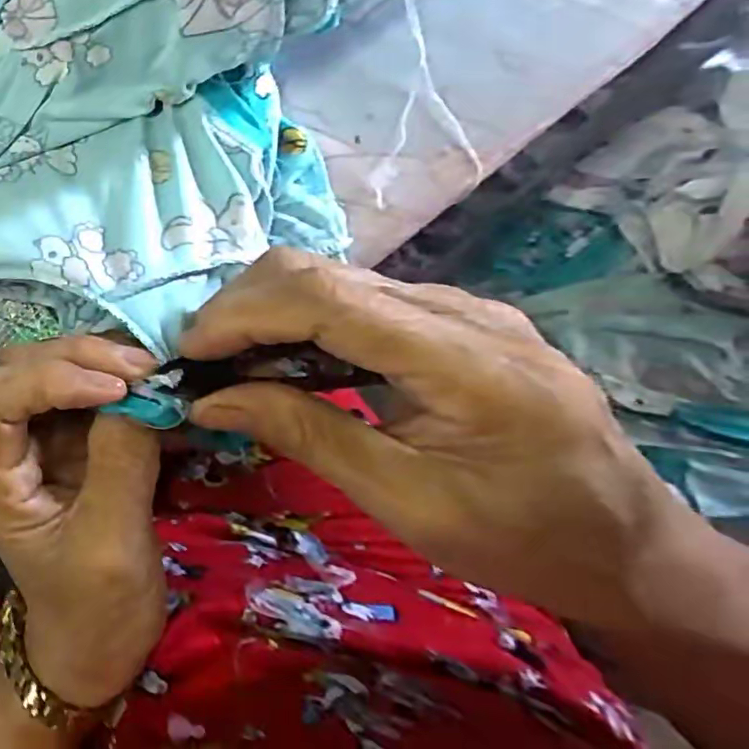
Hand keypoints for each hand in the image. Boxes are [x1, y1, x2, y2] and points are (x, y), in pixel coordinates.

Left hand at [0, 337, 163, 707]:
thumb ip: (119, 464)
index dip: (48, 378)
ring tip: (150, 371)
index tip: (115, 388)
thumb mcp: (112, 545)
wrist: (93, 646)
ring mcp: (29, 440)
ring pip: (44, 371)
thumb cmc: (94, 610)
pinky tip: (148, 386)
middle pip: (15, 371)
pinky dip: (110, 381)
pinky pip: (77, 394)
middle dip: (74, 359)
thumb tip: (138, 396)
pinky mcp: (61, 442)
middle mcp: (0, 445)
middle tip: (143, 368)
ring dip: (93, 361)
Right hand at [180, 248, 689, 630]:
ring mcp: (454, 306)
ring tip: (228, 357)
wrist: (634, 551)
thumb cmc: (524, 538)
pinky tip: (276, 354)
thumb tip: (204, 400)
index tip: (187, 353)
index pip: (323, 299)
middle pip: (313, 270)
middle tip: (199, 359)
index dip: (240, 315)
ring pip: (321, 272)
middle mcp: (459, 311)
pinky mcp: (443, 313)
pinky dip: (288, 314)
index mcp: (466, 361)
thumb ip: (302, 434)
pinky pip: (343, 292)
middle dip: (237, 306)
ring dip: (257, 307)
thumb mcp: (407, 502)